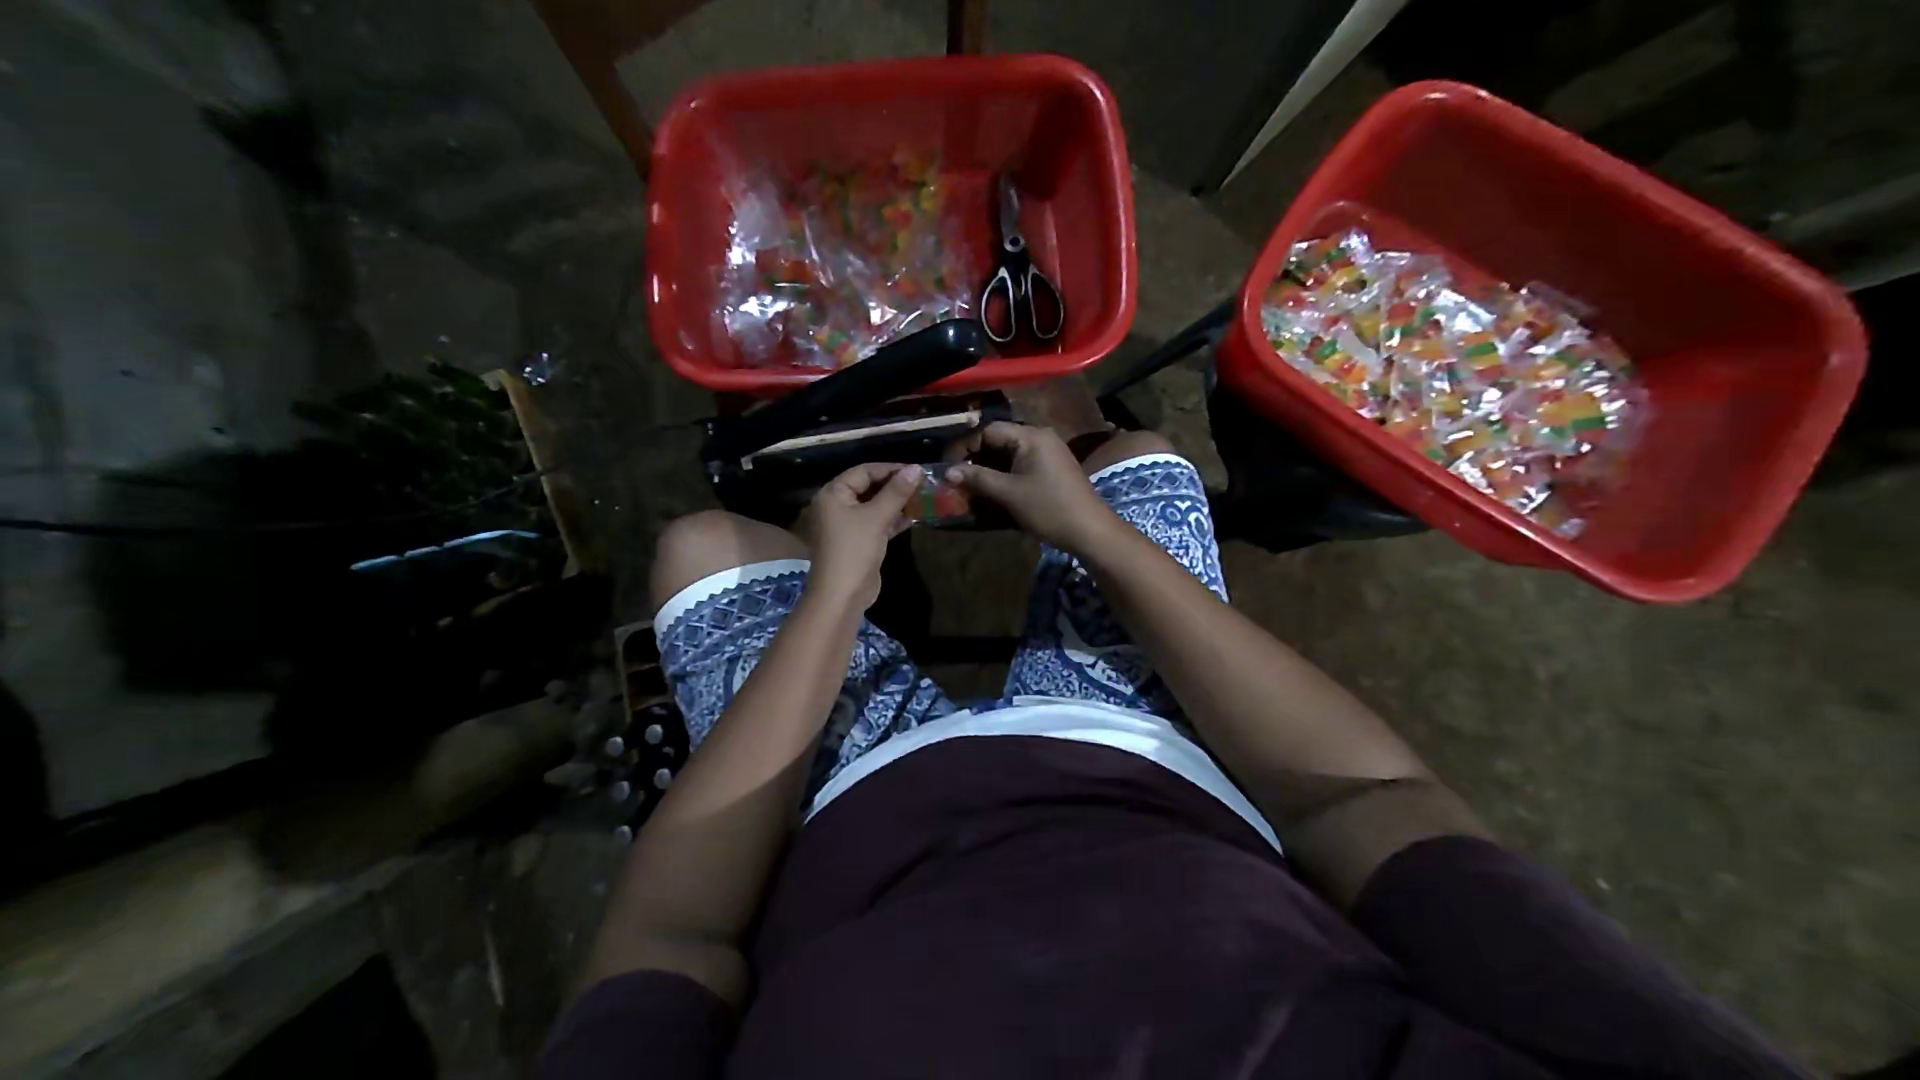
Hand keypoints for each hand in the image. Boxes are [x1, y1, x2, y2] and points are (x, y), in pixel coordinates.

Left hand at [798, 463, 920, 610]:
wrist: (843, 594)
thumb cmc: (855, 550)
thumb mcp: (876, 517)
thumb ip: (896, 492)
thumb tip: (916, 468)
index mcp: (833, 494)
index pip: (864, 471)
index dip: (890, 469)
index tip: (916, 470)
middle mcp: (837, 505)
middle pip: (869, 487)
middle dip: (895, 485)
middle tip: (922, 483)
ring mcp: (847, 524)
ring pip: (875, 505)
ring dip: (897, 502)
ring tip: (923, 496)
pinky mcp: (859, 541)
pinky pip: (877, 522)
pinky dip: (893, 518)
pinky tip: (915, 515)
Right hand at [947, 422, 1120, 552]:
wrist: (1089, 530)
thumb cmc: (1048, 508)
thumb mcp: (1008, 493)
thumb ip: (977, 478)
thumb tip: (948, 471)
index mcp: (1031, 436)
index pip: (989, 431)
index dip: (965, 446)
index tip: (948, 465)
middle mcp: (1040, 437)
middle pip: (999, 440)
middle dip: (976, 458)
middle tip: (956, 477)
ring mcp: (1048, 453)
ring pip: (1009, 454)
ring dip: (989, 468)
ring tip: (970, 486)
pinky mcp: (1052, 468)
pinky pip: (1021, 464)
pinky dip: (1004, 474)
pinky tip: (992, 490)